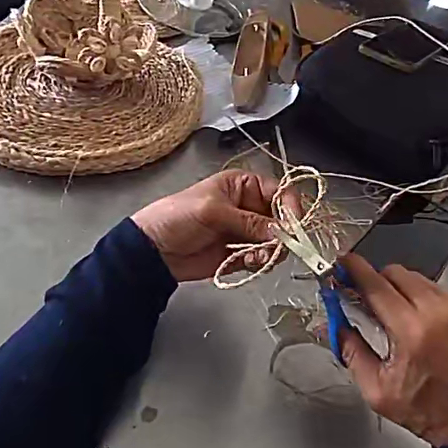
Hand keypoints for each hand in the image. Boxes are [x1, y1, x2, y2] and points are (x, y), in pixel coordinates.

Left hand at [131, 170, 277, 281]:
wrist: (152, 250)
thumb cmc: (177, 217)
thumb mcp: (213, 212)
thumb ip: (249, 222)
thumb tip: (281, 232)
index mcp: (243, 185)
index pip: (280, 192)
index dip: (291, 208)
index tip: (295, 226)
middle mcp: (249, 206)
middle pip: (282, 219)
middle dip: (282, 234)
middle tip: (276, 247)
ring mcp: (245, 231)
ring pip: (275, 241)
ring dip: (270, 251)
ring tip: (255, 257)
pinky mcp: (240, 253)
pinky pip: (261, 257)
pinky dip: (259, 262)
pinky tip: (246, 262)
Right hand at [336, 254, 447, 446]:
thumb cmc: (429, 410)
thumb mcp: (377, 390)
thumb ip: (352, 352)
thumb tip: (336, 324)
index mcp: (412, 332)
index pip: (376, 286)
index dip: (355, 270)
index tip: (343, 263)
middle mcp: (437, 312)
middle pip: (395, 273)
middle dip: (375, 281)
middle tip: (362, 297)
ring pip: (415, 277)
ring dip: (397, 287)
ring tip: (390, 312)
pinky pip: (434, 288)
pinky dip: (418, 295)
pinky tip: (413, 318)